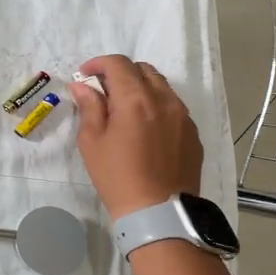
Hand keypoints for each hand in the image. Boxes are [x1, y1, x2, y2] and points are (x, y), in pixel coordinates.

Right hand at [69, 55, 203, 220]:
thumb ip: (89, 107)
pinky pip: (173, 107)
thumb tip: (83, 86)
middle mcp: (164, 101)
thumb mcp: (91, 141)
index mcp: (135, 100)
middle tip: (103, 91)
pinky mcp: (193, 133)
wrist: (158, 211)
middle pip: (143, 70)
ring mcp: (183, 117)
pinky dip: (156, 105)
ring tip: (123, 108)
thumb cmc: (116, 175)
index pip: (118, 64)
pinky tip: (144, 127)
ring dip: (140, 87)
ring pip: (161, 86)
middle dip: (120, 73)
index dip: (98, 64)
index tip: (85, 76)